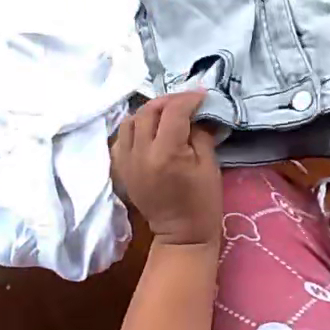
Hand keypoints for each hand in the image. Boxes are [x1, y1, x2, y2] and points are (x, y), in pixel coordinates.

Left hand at [113, 92, 221, 248]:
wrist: (181, 234)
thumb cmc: (202, 202)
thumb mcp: (209, 165)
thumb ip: (200, 134)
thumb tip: (196, 115)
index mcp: (166, 153)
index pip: (173, 111)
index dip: (189, 99)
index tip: (202, 95)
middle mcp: (140, 152)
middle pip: (148, 111)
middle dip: (169, 101)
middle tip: (187, 102)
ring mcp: (126, 160)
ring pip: (130, 120)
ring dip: (149, 112)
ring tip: (167, 114)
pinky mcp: (120, 167)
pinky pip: (122, 137)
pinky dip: (135, 127)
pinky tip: (149, 130)